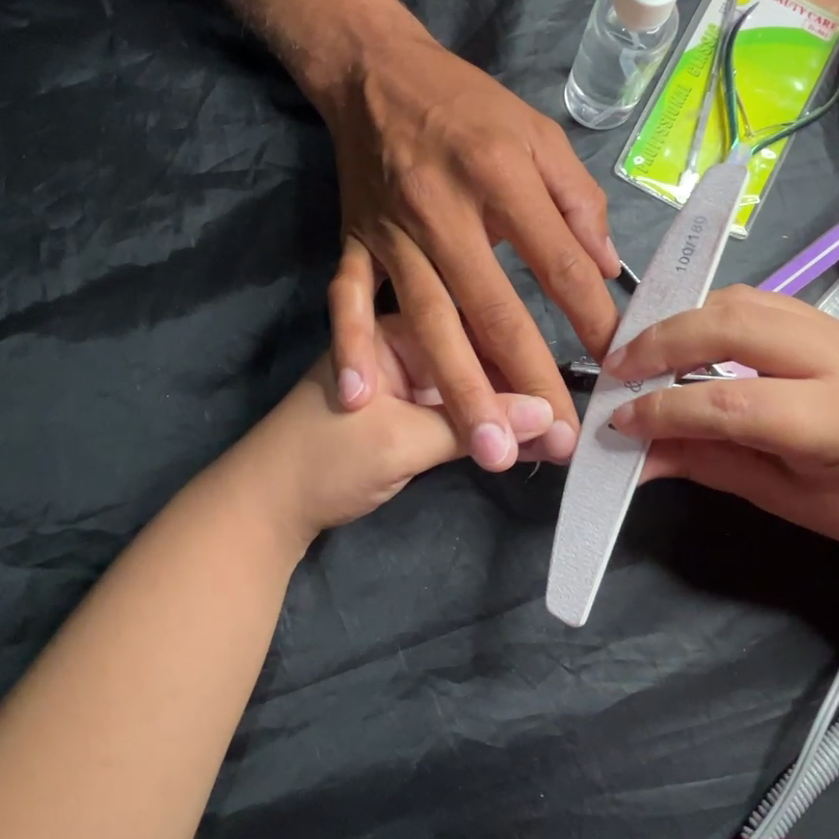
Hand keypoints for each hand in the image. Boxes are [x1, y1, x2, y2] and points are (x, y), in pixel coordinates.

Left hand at [235, 317, 555, 544]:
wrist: (264, 509)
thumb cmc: (321, 459)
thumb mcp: (399, 440)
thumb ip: (472, 427)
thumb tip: (549, 418)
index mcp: (395, 329)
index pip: (473, 333)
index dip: (524, 363)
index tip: (570, 395)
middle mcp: (407, 347)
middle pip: (479, 362)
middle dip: (525, 394)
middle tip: (575, 425)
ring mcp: (408, 384)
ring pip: (474, 392)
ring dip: (512, 417)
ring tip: (562, 441)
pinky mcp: (410, 418)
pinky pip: (461, 417)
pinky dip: (489, 432)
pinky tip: (528, 445)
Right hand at [317, 32, 620, 473]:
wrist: (376, 74)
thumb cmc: (468, 105)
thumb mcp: (538, 131)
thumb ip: (577, 199)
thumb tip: (608, 269)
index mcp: (502, 178)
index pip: (559, 266)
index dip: (593, 322)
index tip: (618, 372)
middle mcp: (447, 213)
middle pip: (493, 311)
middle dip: (528, 381)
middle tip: (557, 445)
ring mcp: (395, 234)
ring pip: (430, 322)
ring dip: (458, 389)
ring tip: (487, 451)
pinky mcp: (355, 244)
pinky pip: (349, 301)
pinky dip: (351, 348)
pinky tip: (358, 398)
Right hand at [603, 286, 838, 564]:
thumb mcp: (773, 495)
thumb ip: (700, 461)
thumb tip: (632, 452)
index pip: (732, 402)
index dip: (665, 408)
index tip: (620, 418)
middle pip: (735, 326)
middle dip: (665, 341)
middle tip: (621, 366)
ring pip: (746, 301)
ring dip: (686, 320)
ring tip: (646, 351)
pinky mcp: (838, 323)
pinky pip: (763, 302)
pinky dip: (714, 316)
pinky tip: (688, 340)